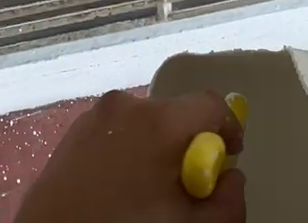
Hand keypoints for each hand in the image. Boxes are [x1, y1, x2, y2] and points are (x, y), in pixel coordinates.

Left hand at [18, 89, 245, 222]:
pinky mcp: (75, 128)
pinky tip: (117, 187)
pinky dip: (126, 150)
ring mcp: (97, 113)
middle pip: (175, 113)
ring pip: (144, 122)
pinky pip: (116, 130)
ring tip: (146, 191)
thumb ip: (226, 204)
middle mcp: (128, 104)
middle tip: (186, 186)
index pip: (211, 103)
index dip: (229, 128)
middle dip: (188, 145)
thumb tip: (232, 177)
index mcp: (159, 122)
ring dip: (155, 148)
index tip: (230, 158)